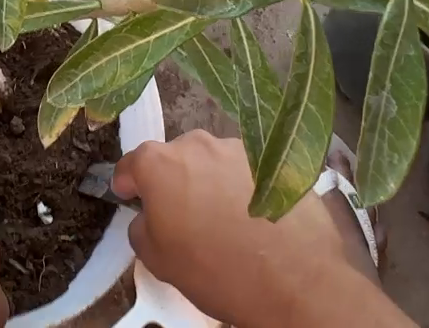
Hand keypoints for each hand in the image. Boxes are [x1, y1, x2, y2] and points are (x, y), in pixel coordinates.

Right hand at [114, 131, 377, 327]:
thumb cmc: (219, 272)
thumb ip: (140, 228)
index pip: (130, 165)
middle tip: (185, 216)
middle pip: (173, 159)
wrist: (300, 285)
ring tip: (226, 218)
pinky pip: (244, 171)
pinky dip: (243, 187)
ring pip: (210, 162)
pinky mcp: (272, 161)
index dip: (128, 185)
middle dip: (174, 182)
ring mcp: (234, 148)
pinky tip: (256, 219)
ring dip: (210, 181)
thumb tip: (148, 217)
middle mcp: (193, 143)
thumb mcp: (159, 261)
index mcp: (157, 163)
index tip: (131, 199)